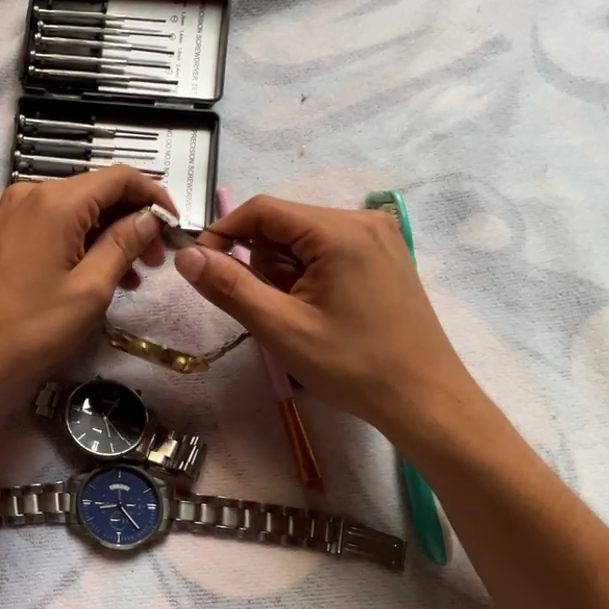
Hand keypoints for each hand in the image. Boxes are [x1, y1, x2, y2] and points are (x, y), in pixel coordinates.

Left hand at [0, 165, 172, 395]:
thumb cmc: (29, 328)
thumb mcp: (90, 289)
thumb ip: (124, 244)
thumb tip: (148, 218)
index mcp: (54, 201)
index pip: (119, 177)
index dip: (154, 197)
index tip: (174, 228)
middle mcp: (26, 195)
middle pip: (92, 193)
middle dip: (129, 222)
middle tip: (152, 264)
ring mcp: (3, 215)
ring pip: (67, 212)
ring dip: (101, 237)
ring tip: (125, 280)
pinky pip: (41, 226)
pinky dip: (70, 243)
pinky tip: (84, 276)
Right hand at [173, 195, 479, 441]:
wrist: (423, 399)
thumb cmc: (350, 365)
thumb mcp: (279, 327)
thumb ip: (229, 286)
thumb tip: (185, 255)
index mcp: (339, 230)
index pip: (262, 209)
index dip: (222, 234)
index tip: (203, 270)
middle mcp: (362, 220)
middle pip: (282, 223)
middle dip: (261, 262)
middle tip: (272, 309)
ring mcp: (378, 237)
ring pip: (302, 239)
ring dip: (284, 272)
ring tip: (300, 315)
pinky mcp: (384, 256)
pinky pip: (326, 250)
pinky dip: (307, 275)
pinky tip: (319, 310)